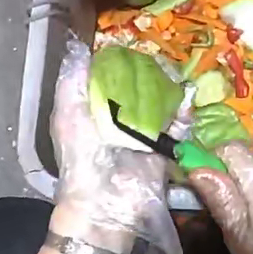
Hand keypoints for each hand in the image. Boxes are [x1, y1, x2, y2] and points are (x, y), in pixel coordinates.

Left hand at [51, 41, 172, 247]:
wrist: (105, 204)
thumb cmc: (82, 157)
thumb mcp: (67, 115)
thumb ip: (72, 82)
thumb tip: (81, 49)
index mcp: (94, 110)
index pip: (110, 78)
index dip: (121, 63)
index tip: (131, 50)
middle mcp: (119, 119)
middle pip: (140, 87)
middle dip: (151, 74)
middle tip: (160, 63)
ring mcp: (143, 134)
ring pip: (162, 103)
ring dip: (170, 90)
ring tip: (175, 79)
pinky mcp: (163, 148)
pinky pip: (178, 125)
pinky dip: (183, 113)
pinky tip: (184, 103)